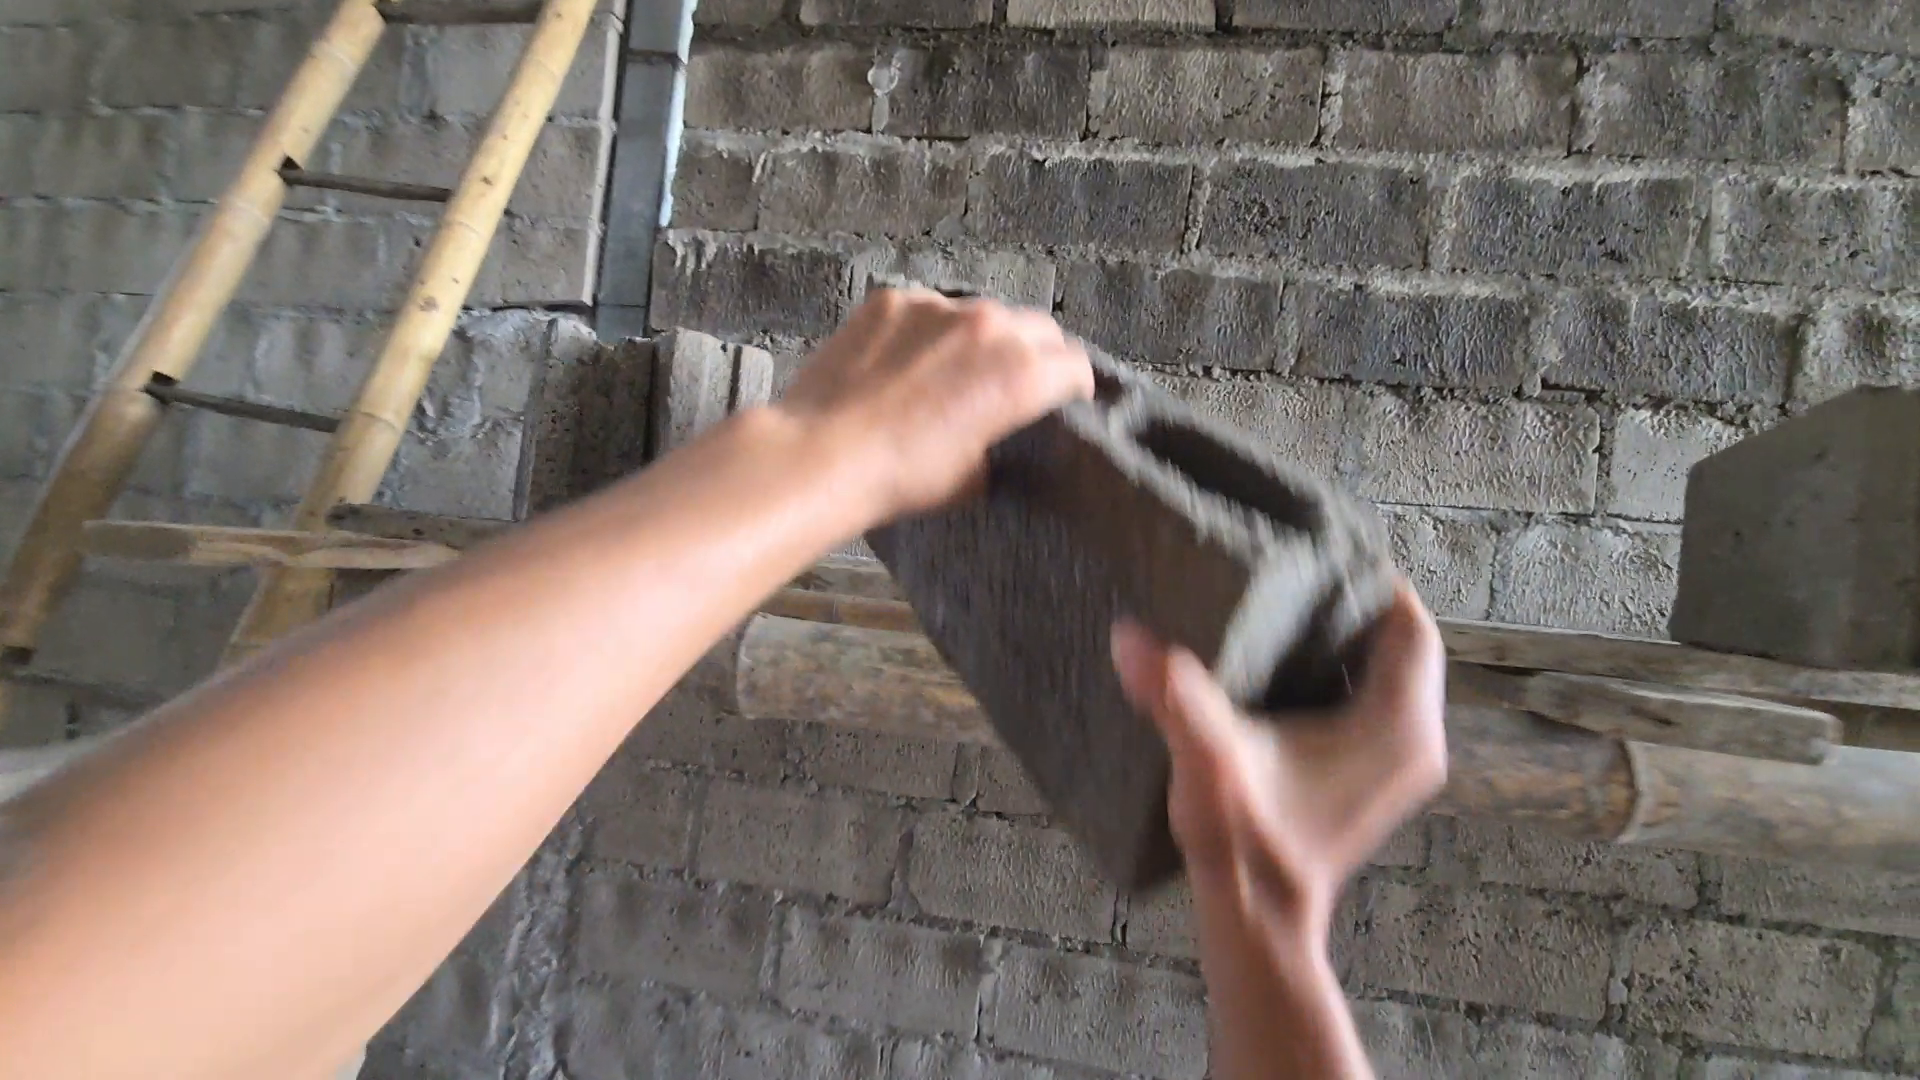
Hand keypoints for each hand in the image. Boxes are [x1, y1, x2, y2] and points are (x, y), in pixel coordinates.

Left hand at [775, 289, 1093, 523]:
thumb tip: (990, 435)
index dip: (1074, 386)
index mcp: (1021, 375)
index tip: (1065, 399)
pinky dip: (930, 330)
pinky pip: (929, 309)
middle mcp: (989, 327)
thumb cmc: (901, 476)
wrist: (825, 454)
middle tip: (1018, 381)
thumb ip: (998, 444)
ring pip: (982, 313)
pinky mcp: (893, 300)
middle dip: (1039, 354)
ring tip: (955, 371)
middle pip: (1038, 328)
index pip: (1075, 365)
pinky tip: (907, 361)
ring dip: (983, 338)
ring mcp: (938, 307)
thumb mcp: (971, 480)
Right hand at [1111, 583, 1446, 934]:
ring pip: (1383, 673)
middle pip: (1397, 646)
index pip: (1409, 629)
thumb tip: (1129, 634)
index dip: (1376, 583)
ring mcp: (1391, 762)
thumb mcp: (1209, 758)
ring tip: (1283, 605)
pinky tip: (1280, 662)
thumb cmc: (1247, 844)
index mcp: (1396, 729)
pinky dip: (1334, 672)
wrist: (1259, 917)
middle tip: (1295, 571)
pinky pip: (1366, 700)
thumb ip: (1174, 694)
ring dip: (1342, 638)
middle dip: (1352, 605)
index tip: (1327, 551)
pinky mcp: (1367, 775)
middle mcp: (1411, 743)